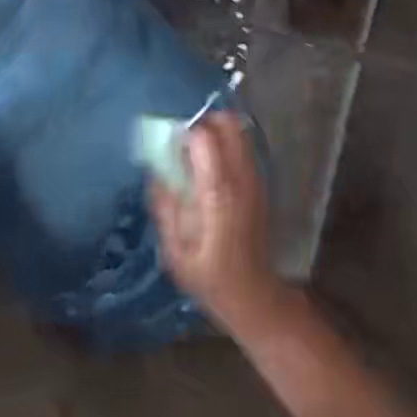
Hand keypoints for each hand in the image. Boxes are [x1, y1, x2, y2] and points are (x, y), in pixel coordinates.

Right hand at [150, 112, 288, 329]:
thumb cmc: (208, 276)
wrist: (253, 294)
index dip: (182, 132)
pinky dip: (225, 143)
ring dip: (215, 130)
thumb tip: (156, 169)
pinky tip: (209, 165)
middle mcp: (241, 178)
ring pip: (239, 131)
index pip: (204, 138)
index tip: (167, 142)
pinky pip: (243, 146)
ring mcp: (255, 179)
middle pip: (227, 124)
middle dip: (202, 122)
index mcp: (218, 193)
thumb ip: (164, 205)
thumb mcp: (174, 248)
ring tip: (194, 150)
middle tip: (182, 140)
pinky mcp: (260, 184)